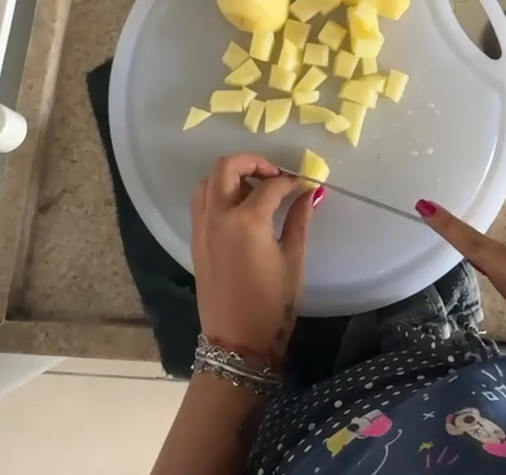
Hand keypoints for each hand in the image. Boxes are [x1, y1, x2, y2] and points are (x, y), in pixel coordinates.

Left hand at [190, 154, 320, 364]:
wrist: (237, 345)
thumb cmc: (271, 306)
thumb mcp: (293, 260)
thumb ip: (300, 220)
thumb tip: (310, 193)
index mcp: (246, 221)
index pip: (271, 186)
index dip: (291, 182)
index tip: (304, 185)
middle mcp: (218, 217)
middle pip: (227, 167)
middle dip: (252, 162)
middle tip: (274, 175)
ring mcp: (202, 228)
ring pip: (208, 181)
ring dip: (231, 176)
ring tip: (255, 190)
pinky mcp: (196, 240)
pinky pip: (202, 202)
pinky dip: (218, 193)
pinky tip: (241, 209)